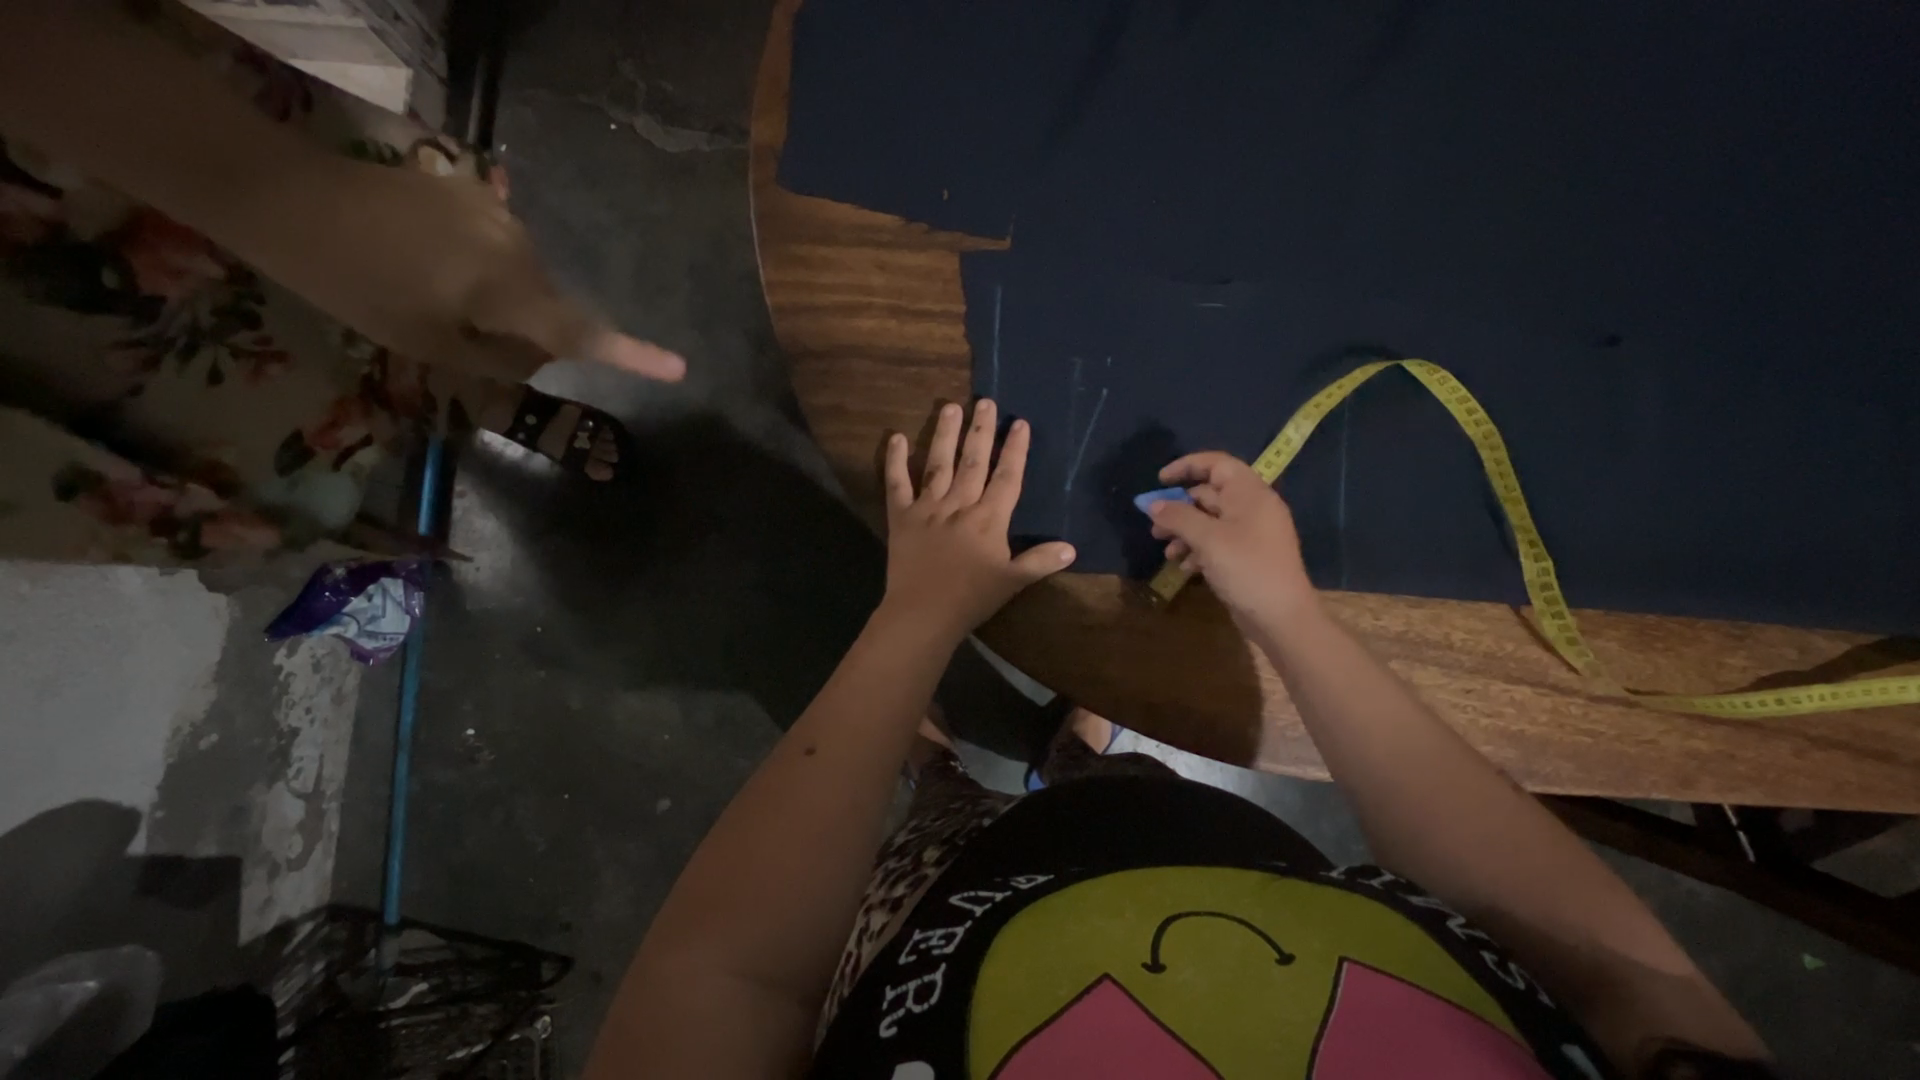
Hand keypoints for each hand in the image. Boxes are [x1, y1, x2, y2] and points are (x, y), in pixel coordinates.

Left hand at [240, 157, 686, 384]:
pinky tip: (437, 259)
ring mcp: (499, 215)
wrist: (287, 197)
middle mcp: (520, 249)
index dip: (633, 356)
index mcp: (509, 290)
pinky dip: (487, 265)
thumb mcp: (426, 344)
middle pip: (551, 304)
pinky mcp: (476, 193)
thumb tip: (539, 358)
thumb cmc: (355, 284)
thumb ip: (496, 360)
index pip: (583, 333)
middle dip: (528, 328)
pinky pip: (505, 245)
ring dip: (503, 295)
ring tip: (434, 290)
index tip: (680, 369)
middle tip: (461, 336)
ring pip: (527, 275)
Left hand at [879, 399, 1075, 640]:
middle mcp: (959, 504)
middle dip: (981, 430)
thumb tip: (1071, 547)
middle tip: (985, 401)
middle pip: (973, 460)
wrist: (924, 613)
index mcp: (988, 518)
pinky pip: (897, 484)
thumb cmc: (971, 598)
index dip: (1015, 449)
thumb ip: (1040, 561)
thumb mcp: (1012, 582)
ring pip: (938, 463)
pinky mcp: (901, 517)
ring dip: (945, 434)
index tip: (1019, 423)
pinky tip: (897, 437)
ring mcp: (928, 507)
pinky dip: (895, 460)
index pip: (1006, 476)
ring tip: (951, 406)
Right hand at [1147, 451, 1316, 625]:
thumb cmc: (1246, 568)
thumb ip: (1178, 517)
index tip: (1159, 480)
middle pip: (1209, 494)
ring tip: (1167, 551)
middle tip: (1155, 526)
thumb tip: (1152, 504)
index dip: (1187, 466)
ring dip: (1184, 532)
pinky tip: (1184, 567)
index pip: (1217, 464)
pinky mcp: (1246, 556)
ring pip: (1209, 521)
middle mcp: (1252, 508)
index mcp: (1250, 493)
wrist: (1281, 617)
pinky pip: (1217, 542)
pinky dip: (1198, 549)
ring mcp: (1250, 533)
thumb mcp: (1208, 539)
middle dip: (1179, 508)